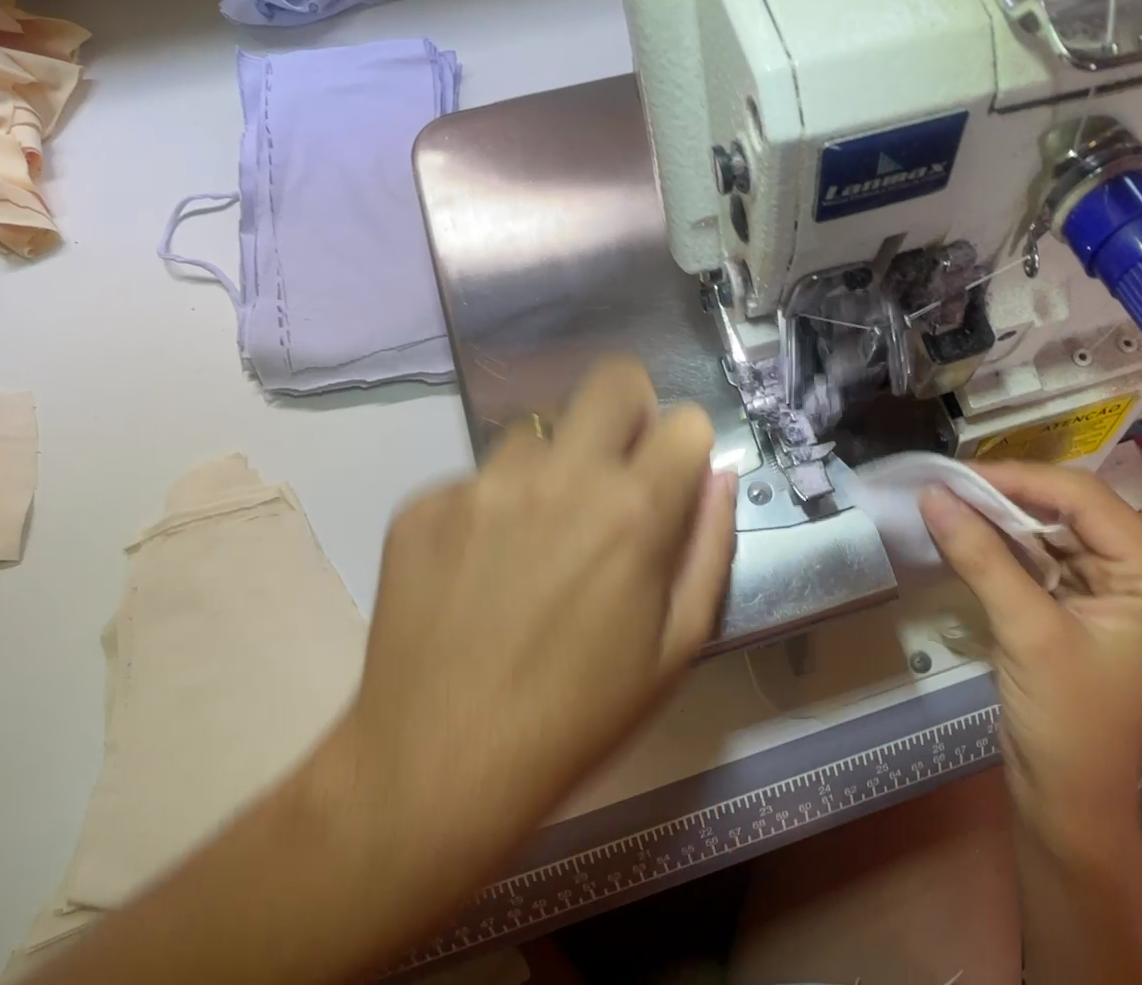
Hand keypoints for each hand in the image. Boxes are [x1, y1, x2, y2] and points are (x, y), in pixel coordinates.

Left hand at [323, 358, 736, 897]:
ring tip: (536, 540)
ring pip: (538, 431)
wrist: (440, 763)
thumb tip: (717, 477)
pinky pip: (475, 479)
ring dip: (554, 467)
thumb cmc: (581, 717)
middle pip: (612, 378)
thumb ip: (710, 549)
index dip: (687, 451)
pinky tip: (479, 574)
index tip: (671, 485)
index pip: (687, 420)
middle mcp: (561, 476)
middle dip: (630, 412)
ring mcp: (483, 483)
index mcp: (634, 511)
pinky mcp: (423, 504)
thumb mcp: (677, 648)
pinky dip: (491, 509)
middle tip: (616, 474)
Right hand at [920, 463, 1141, 848]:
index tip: (957, 475)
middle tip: (949, 485)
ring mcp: (1114, 587)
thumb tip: (932, 496)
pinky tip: (970, 532)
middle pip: (1072, 508)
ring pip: (1054, 529)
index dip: (1020, 479)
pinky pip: (1044, 557)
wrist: (1067, 797)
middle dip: (1011, 495)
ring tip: (951, 501)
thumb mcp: (1025, 631)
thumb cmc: (1066, 720)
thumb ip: (981, 557)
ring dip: (1005, 517)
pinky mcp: (1084, 604)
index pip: (1085, 499)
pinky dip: (1007, 545)